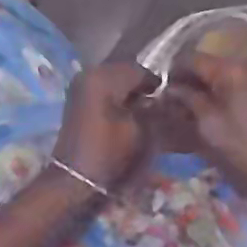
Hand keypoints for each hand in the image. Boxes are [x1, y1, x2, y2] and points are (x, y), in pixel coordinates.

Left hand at [52, 62, 155, 193]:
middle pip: (124, 72)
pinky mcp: (76, 97)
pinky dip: (116, 96)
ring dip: (129, 91)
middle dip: (142, 86)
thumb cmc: (109, 152)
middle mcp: (88, 73)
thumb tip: (168, 99)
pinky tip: (127, 113)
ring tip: (145, 111)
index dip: (157, 84)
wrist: (75, 176)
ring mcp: (79, 84)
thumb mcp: (140, 131)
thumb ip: (155, 109)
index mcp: (102, 77)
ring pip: (113, 79)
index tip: (171, 99)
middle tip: (160, 105)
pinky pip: (102, 88)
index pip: (138, 70)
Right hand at [164, 55, 246, 211]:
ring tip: (190, 113)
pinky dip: (221, 96)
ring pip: (221, 76)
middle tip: (172, 105)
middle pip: (207, 65)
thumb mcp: (208, 124)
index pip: (190, 58)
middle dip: (188, 82)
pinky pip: (236, 86)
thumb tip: (169, 88)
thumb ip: (186, 99)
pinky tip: (212, 115)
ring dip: (204, 90)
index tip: (160, 94)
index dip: (171, 74)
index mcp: (233, 67)